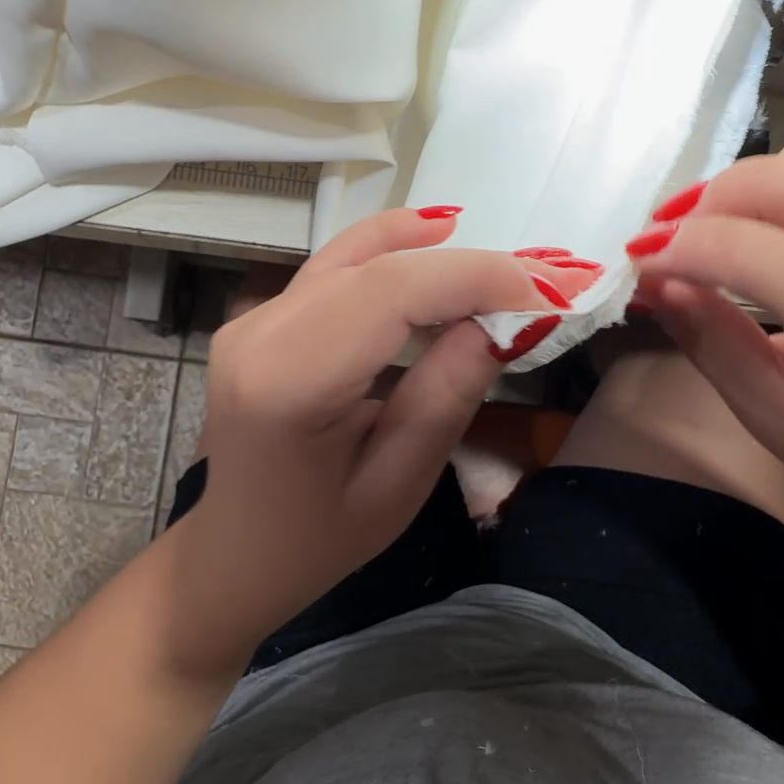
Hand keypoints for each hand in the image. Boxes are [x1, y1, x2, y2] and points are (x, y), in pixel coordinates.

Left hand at [164, 206, 595, 669]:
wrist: (235, 553)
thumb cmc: (317, 540)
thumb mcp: (396, 485)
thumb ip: (446, 396)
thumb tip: (504, 323)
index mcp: (287, 383)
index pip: (390, 295)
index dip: (474, 278)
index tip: (549, 293)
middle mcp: (258, 333)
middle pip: (378, 269)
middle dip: (469, 267)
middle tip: (547, 280)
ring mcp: (252, 319)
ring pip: (356, 258)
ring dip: (437, 254)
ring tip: (509, 267)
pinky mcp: (260, 318)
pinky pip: (334, 269)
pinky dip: (391, 248)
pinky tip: (436, 231)